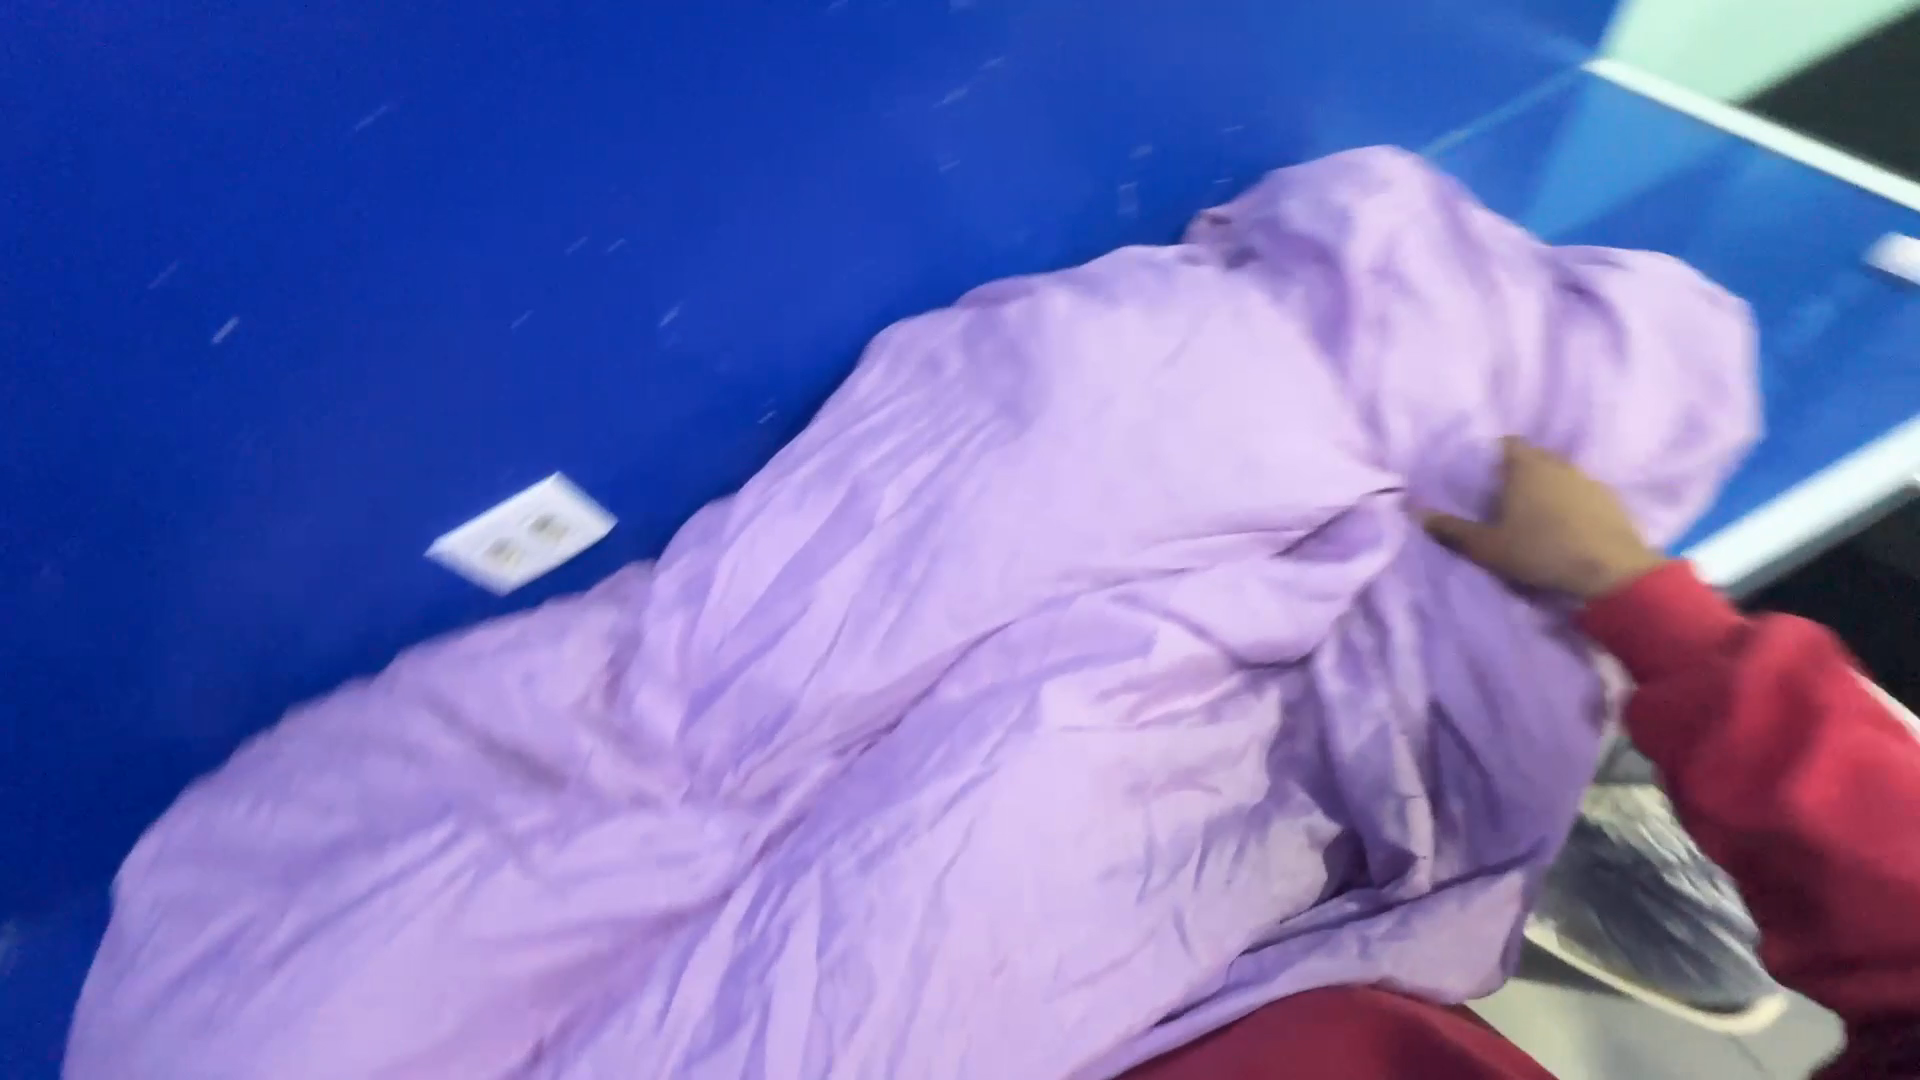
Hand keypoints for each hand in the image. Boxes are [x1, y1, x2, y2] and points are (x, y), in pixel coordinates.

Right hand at [1420, 438, 1666, 601]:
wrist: (1612, 573)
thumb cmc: (1539, 551)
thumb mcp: (1485, 546)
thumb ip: (1450, 528)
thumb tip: (1417, 512)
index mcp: (1526, 467)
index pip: (1507, 443)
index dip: (1492, 453)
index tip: (1479, 472)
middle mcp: (1559, 465)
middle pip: (1534, 457)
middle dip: (1516, 470)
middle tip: (1497, 494)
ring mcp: (1590, 481)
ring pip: (1558, 474)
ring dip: (1544, 486)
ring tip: (1529, 511)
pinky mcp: (1612, 501)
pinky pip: (1580, 492)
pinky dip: (1567, 501)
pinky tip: (1561, 524)